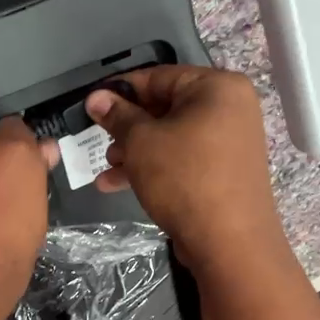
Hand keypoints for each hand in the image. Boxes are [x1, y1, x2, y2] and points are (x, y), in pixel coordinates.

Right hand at [85, 66, 288, 278]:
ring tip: (107, 168)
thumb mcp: (141, 141)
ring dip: (134, 149)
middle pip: (164, 106)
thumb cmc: (184, 178)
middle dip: (126, 126)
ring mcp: (229, 140)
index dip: (119, 90)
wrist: (230, 243)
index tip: (89, 104)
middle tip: (97, 139)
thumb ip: (117, 115)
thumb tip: (96, 97)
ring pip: (169, 135)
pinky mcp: (223, 169)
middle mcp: (229, 107)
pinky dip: (152, 165)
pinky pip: (181, 157)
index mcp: (216, 87)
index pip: (157, 76)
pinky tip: (117, 184)